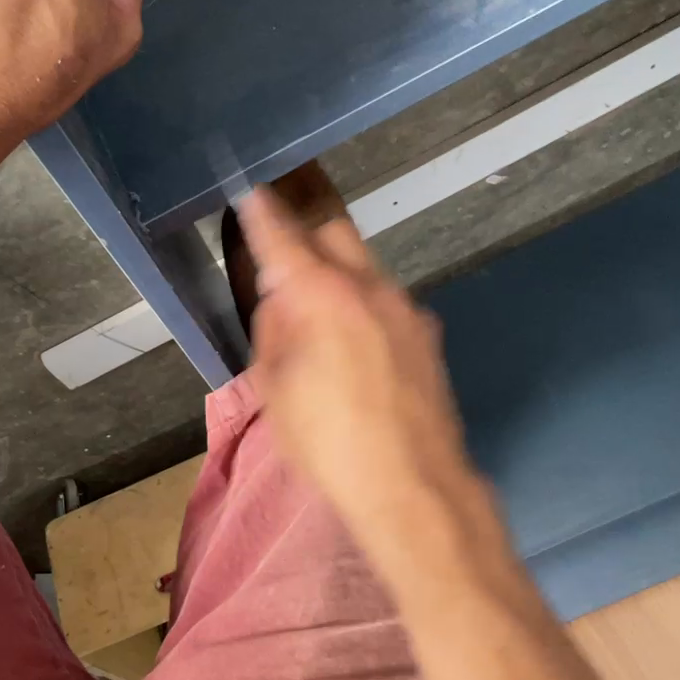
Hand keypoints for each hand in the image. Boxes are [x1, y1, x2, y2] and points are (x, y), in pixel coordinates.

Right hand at [234, 185, 479, 527]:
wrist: (414, 487)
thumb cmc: (327, 440)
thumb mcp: (274, 387)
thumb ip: (274, 329)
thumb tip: (281, 300)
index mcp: (322, 295)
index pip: (283, 238)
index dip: (263, 213)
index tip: (252, 192)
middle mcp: (369, 287)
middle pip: (334, 232)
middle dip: (305, 229)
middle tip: (282, 248)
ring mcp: (406, 308)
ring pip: (364, 266)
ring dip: (335, 270)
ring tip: (315, 306)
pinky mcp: (427, 334)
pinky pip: (385, 299)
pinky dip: (361, 301)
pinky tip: (352, 340)